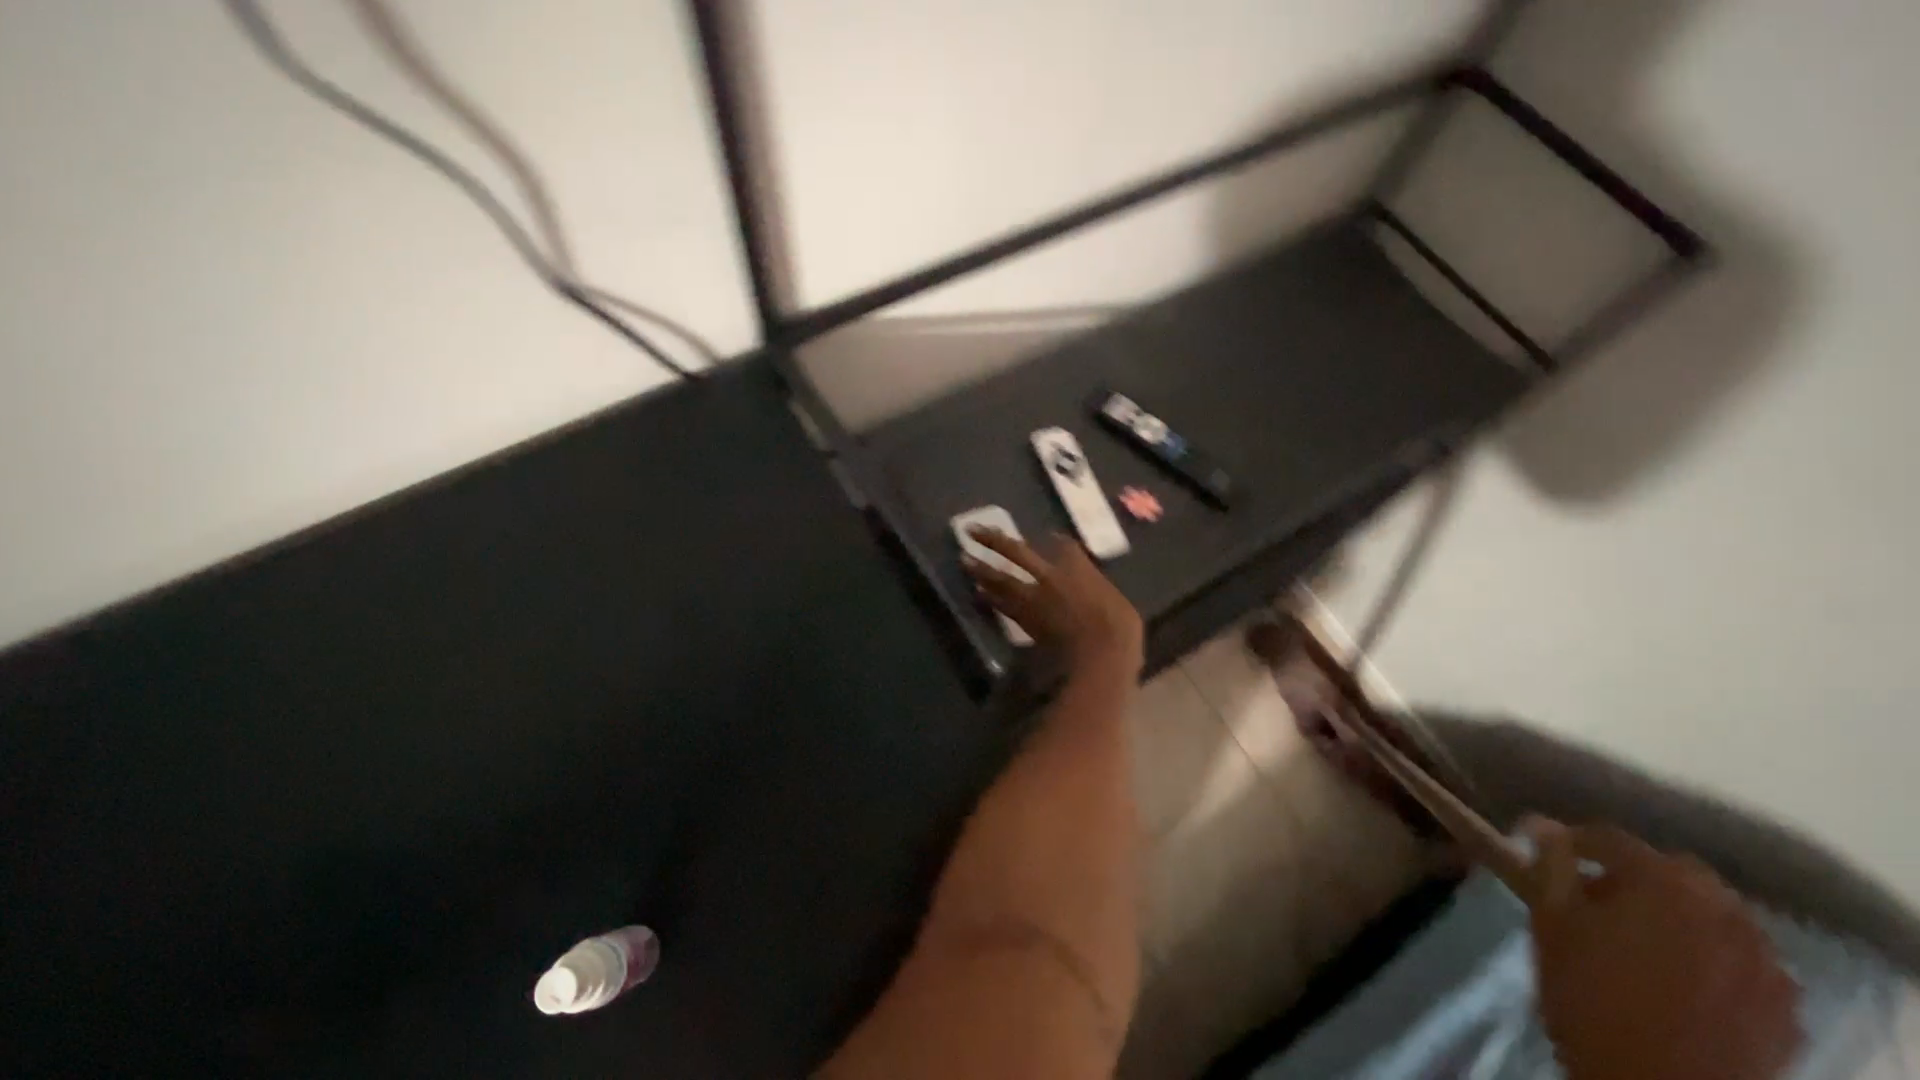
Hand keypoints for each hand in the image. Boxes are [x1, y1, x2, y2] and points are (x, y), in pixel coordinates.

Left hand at [963, 529, 1143, 678]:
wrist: (1099, 653)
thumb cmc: (1118, 627)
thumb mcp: (1118, 601)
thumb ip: (1099, 590)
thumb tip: (1094, 592)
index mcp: (1079, 567)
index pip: (1064, 547)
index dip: (1057, 542)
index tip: (1052, 537)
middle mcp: (1050, 576)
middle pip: (1017, 552)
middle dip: (994, 540)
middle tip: (972, 531)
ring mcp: (1033, 597)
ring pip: (1000, 577)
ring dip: (980, 568)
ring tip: (964, 559)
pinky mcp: (1023, 620)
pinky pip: (1001, 604)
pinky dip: (988, 598)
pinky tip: (976, 593)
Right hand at [1527, 820, 1801, 1079]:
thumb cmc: (1591, 1002)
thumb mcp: (1552, 927)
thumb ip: (1550, 867)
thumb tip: (1543, 826)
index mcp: (1662, 880)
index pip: (1610, 839)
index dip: (1574, 844)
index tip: (1551, 857)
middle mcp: (1723, 905)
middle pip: (1672, 872)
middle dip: (1635, 879)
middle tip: (1601, 905)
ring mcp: (1764, 955)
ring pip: (1714, 914)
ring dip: (1680, 917)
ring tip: (1647, 947)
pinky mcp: (1785, 1001)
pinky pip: (1744, 959)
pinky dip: (1716, 958)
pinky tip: (1689, 984)